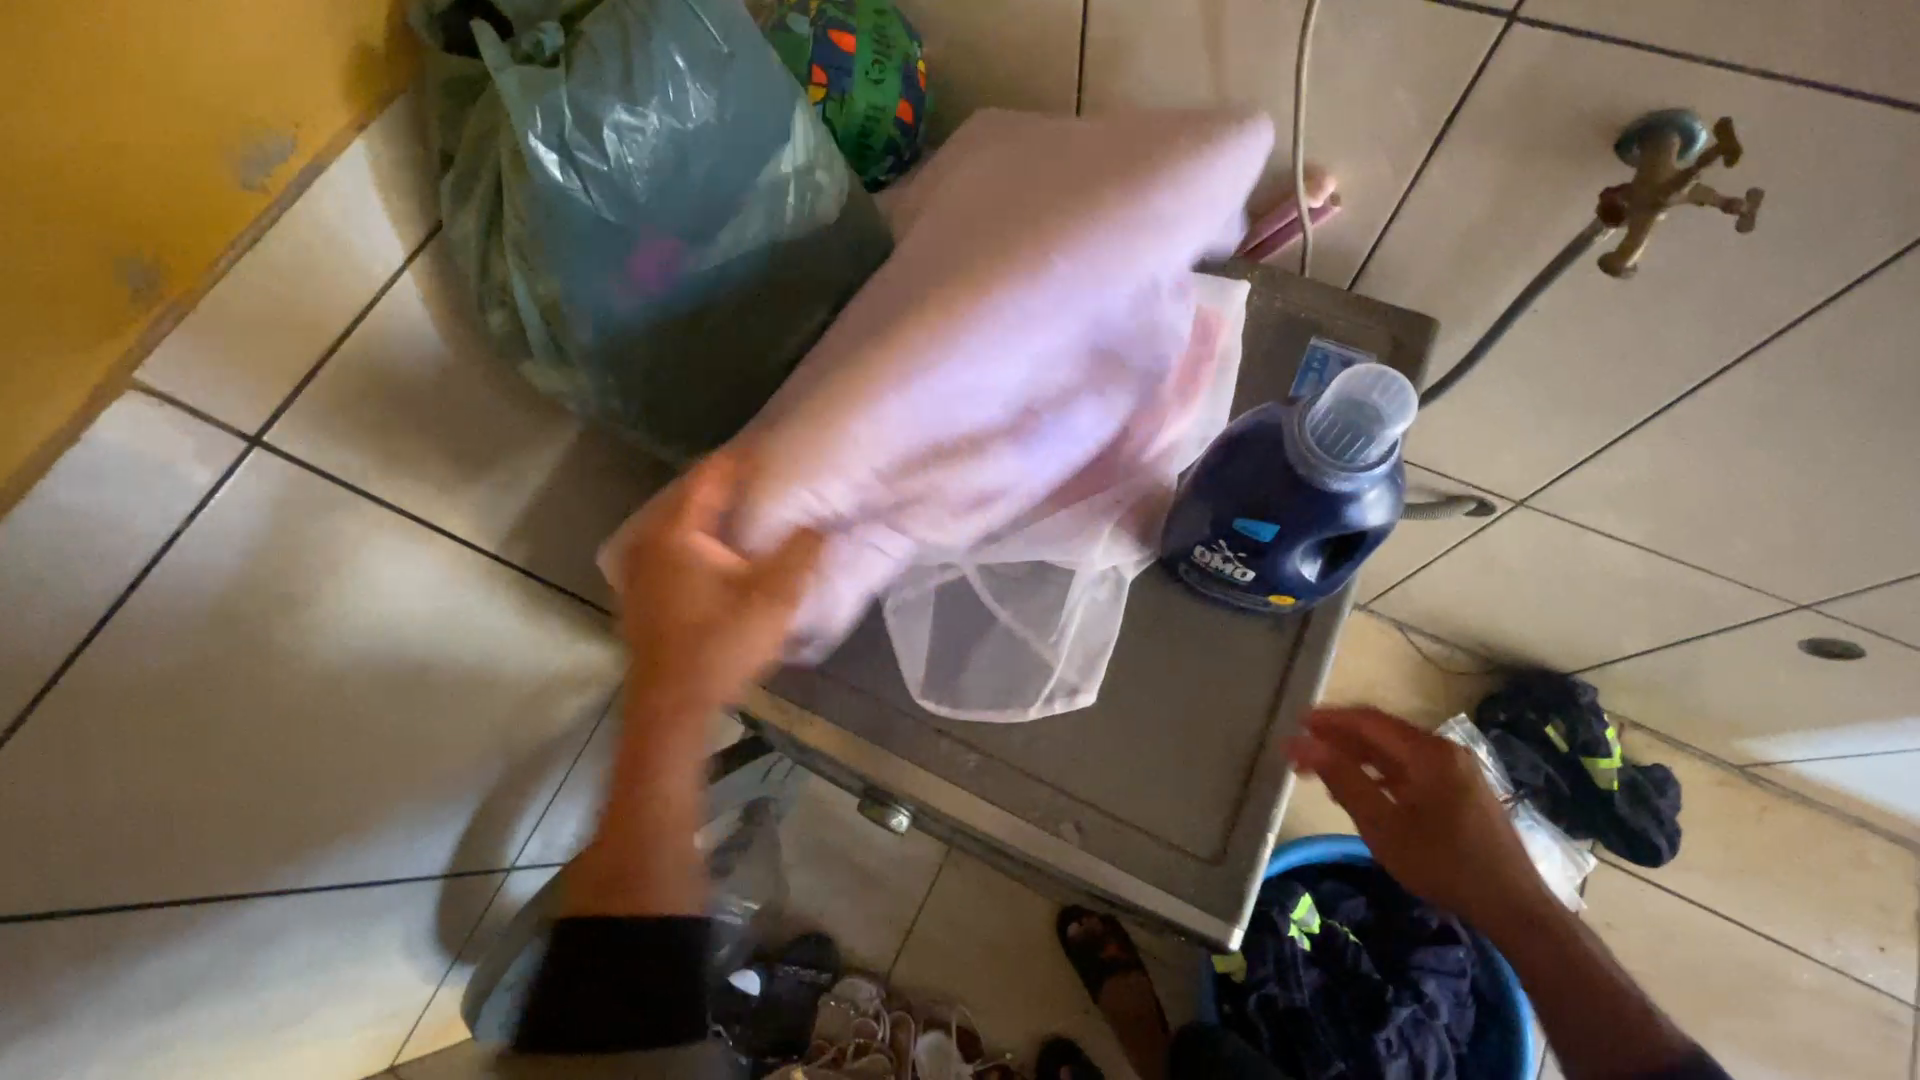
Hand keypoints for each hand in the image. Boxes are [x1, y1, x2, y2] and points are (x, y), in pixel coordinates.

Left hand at [610, 450, 824, 724]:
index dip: (741, 461)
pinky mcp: (641, 597)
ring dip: (713, 520)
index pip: (709, 476)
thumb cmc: (721, 644)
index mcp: (677, 532)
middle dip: (728, 489)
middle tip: (767, 484)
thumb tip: (821, 523)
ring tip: (750, 518)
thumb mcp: (775, 596)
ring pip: (679, 528)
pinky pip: (672, 554)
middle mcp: (649, 543)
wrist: (673, 705)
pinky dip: (697, 546)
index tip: (772, 452)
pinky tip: (723, 561)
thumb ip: (802, 552)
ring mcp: (638, 572)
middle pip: (690, 499)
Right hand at [1289, 706, 1552, 928]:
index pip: (1368, 721)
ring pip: (1396, 752)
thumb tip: (1301, 744)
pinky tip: (1363, 791)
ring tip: (1324, 772)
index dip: (1329, 720)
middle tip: (1302, 754)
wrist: (1513, 907)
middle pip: (1382, 734)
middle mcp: (1446, 751)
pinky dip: (1381, 773)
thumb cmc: (1442, 864)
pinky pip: (1412, 769)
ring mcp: (1458, 771)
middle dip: (1339, 740)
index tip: (1295, 725)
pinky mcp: (1463, 790)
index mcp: (1429, 753)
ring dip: (1358, 757)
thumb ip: (1341, 778)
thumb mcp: (1382, 824)